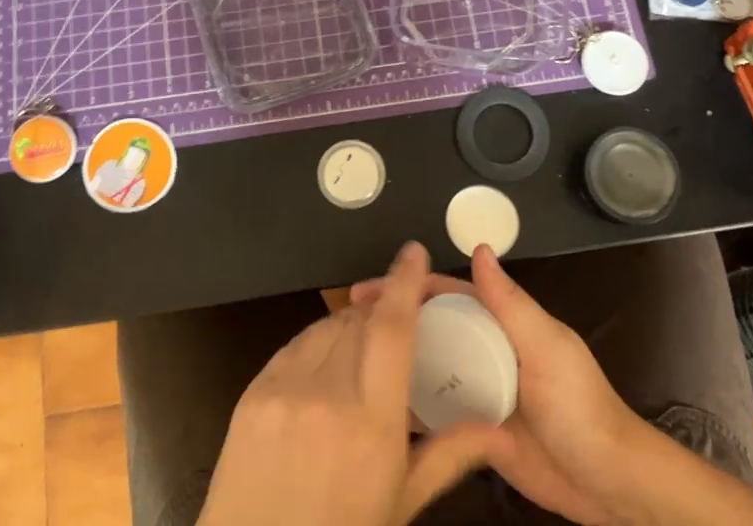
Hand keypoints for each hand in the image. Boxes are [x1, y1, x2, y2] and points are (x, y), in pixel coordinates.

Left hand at [199, 242, 509, 525]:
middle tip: (395, 328)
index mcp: (371, 421)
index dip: (405, 282)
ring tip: (360, 355)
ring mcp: (283, 389)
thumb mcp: (401, 501)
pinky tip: (323, 369)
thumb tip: (500, 431)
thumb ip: (450, 456)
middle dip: (379, 313)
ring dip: (347, 328)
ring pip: (323, 328)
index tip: (414, 252)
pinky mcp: (252, 392)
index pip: (391, 329)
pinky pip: (291, 347)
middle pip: (358, 321)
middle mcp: (326, 393)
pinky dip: (314, 346)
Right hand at [351, 245, 656, 524]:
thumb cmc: (578, 406)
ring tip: (347, 365)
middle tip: (344, 328)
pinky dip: (407, 406)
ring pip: (429, 368)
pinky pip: (434, 413)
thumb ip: (510, 302)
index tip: (366, 289)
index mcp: (504, 324)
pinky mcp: (473, 431)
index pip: (448, 295)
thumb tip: (479, 245)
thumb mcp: (546, 346)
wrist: (605, 482)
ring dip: (395, 362)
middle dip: (392, 323)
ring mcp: (479, 392)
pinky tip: (374, 408)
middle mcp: (487, 352)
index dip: (409, 288)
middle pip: (433, 329)